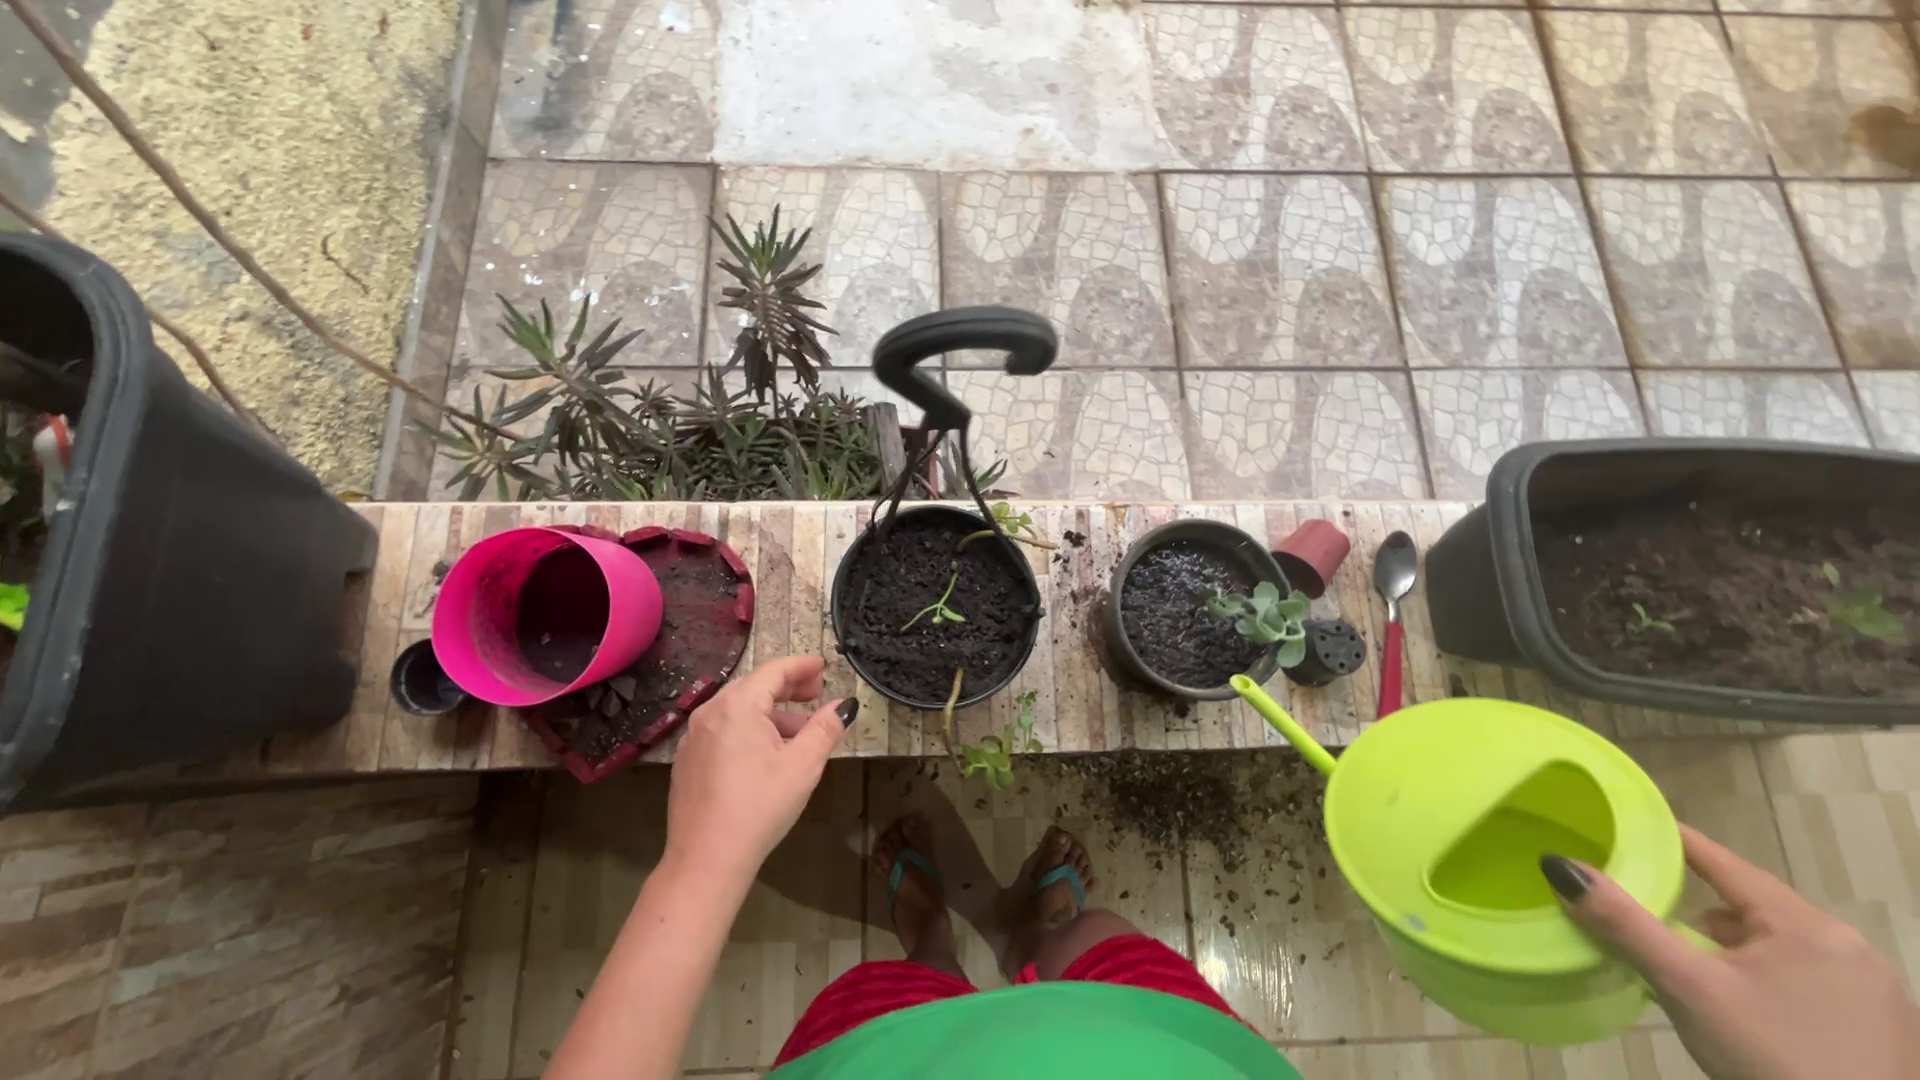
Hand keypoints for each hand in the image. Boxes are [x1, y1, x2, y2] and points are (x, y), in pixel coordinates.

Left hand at [664, 655, 854, 882]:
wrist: (706, 859)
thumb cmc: (760, 806)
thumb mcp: (803, 765)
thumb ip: (825, 728)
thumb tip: (844, 704)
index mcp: (738, 705)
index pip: (775, 671)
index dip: (802, 666)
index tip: (823, 665)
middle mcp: (710, 712)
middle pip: (754, 687)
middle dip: (788, 687)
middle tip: (816, 693)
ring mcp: (694, 737)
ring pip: (738, 710)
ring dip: (771, 712)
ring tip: (799, 731)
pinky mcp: (688, 760)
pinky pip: (724, 730)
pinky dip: (750, 729)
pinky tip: (767, 754)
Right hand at [1543, 825, 1919, 1079]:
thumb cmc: (1772, 1058)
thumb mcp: (1688, 989)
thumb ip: (1625, 924)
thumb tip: (1560, 865)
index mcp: (1807, 926)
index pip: (1724, 862)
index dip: (1673, 840)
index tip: (1629, 825)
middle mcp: (1848, 946)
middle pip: (1746, 907)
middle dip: (1696, 916)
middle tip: (1653, 933)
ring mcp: (1873, 989)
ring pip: (1773, 944)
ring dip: (1728, 951)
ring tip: (1694, 981)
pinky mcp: (1880, 1026)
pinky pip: (1800, 977)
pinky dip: (1761, 980)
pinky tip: (1742, 1011)